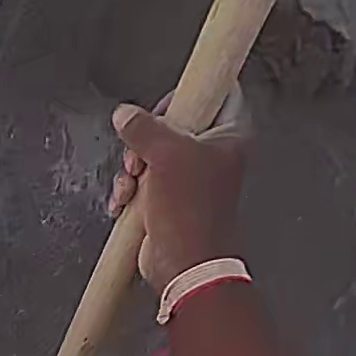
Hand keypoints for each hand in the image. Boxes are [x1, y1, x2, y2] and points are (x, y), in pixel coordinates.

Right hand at [107, 85, 249, 290]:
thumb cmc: (191, 212)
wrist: (183, 263)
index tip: (163, 110)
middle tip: (140, 157)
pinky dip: (129, 191)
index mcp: (229, 135)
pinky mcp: (169, 200)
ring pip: (152, 155)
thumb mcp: (166, 155)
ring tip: (132, 186)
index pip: (216, 92)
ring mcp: (189, 178)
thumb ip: (144, 128)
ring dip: (132, 170)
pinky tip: (125, 202)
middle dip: (144, 141)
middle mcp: (212, 154)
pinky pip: (142, 183)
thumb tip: (125, 115)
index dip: (187, 94)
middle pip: (172, 125)